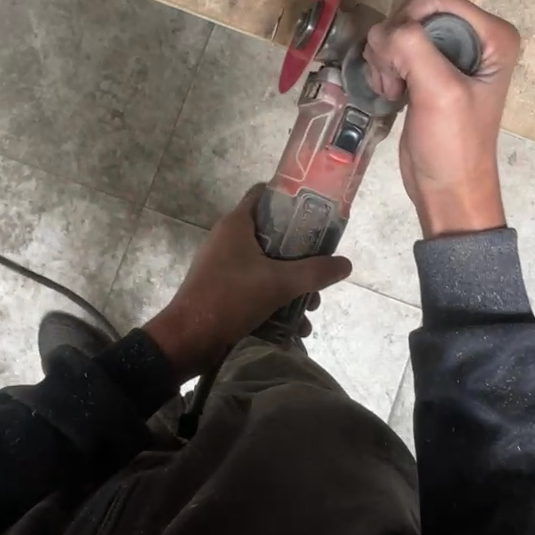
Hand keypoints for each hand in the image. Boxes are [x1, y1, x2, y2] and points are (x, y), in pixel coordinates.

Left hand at [142, 186, 352, 378]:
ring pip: (269, 266)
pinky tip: (294, 328)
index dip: (292, 198)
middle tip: (321, 273)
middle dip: (302, 257)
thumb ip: (315, 272)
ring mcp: (225, 265)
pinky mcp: (224, 289)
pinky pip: (257, 287)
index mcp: (238, 224)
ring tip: (311, 310)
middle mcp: (230, 239)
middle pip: (275, 235)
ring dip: (293, 287)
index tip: (317, 214)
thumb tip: (346, 264)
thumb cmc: (230, 298)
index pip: (265, 194)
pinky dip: (276, 303)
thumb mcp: (279, 284)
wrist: (188, 340)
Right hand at [363, 0, 520, 237]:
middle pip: (411, 8)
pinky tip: (391, 92)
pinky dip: (382, 66)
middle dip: (394, 43)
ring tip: (395, 89)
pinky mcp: (426, 68)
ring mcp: (448, 51)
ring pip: (396, 27)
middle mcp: (473, 35)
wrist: (447, 189)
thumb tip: (382, 32)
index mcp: (492, 33)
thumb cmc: (453, 144)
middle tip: (398, 81)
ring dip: (384, 57)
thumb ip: (413, 48)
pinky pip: (391, 47)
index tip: (405, 65)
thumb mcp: (439, 92)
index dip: (407, 23)